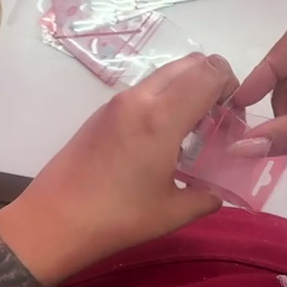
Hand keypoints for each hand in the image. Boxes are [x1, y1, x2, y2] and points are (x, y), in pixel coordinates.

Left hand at [0, 53, 236, 285]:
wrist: (53, 221)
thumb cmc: (116, 218)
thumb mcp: (172, 212)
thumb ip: (206, 196)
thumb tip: (218, 191)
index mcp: (161, 117)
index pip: (209, 72)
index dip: (231, 85)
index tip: (233, 116)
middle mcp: (138, 99)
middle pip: (188, 65)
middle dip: (211, 83)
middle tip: (216, 121)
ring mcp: (115, 103)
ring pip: (163, 77)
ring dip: (185, 92)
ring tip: (189, 135)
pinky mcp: (100, 114)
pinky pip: (142, 93)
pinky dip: (162, 102)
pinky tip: (160, 143)